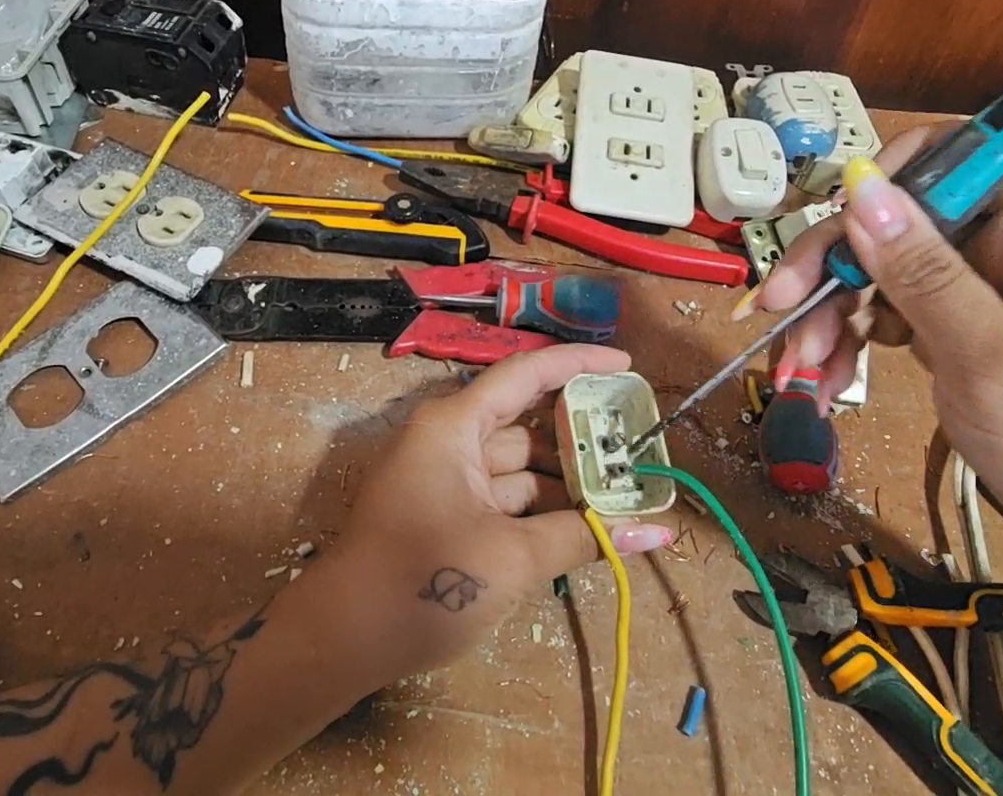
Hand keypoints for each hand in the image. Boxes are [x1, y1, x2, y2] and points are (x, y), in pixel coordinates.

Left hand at [324, 345, 672, 678]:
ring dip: (567, 482)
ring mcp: (446, 479)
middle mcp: (450, 440)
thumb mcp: (511, 557)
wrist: (344, 638)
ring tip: (628, 494)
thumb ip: (584, 537)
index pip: (526, 375)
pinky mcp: (447, 514)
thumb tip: (658, 533)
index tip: (627, 366)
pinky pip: (504, 498)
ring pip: (519, 467)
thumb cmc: (424, 580)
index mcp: (454, 425)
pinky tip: (588, 526)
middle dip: (581, 438)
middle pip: (527, 425)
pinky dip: (542, 510)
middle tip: (638, 448)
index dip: (578, 364)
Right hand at [756, 129, 1002, 575]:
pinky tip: (825, 380)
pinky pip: (892, 318)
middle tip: (776, 306)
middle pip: (906, 220)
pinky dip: (852, 344)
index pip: (976, 154)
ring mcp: (984, 297)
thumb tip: (862, 188)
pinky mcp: (963, 335)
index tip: (842, 217)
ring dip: (832, 314)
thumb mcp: (994, 363)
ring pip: (886, 272)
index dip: (905, 167)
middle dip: (835, 262)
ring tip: (798, 370)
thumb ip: (925, 275)